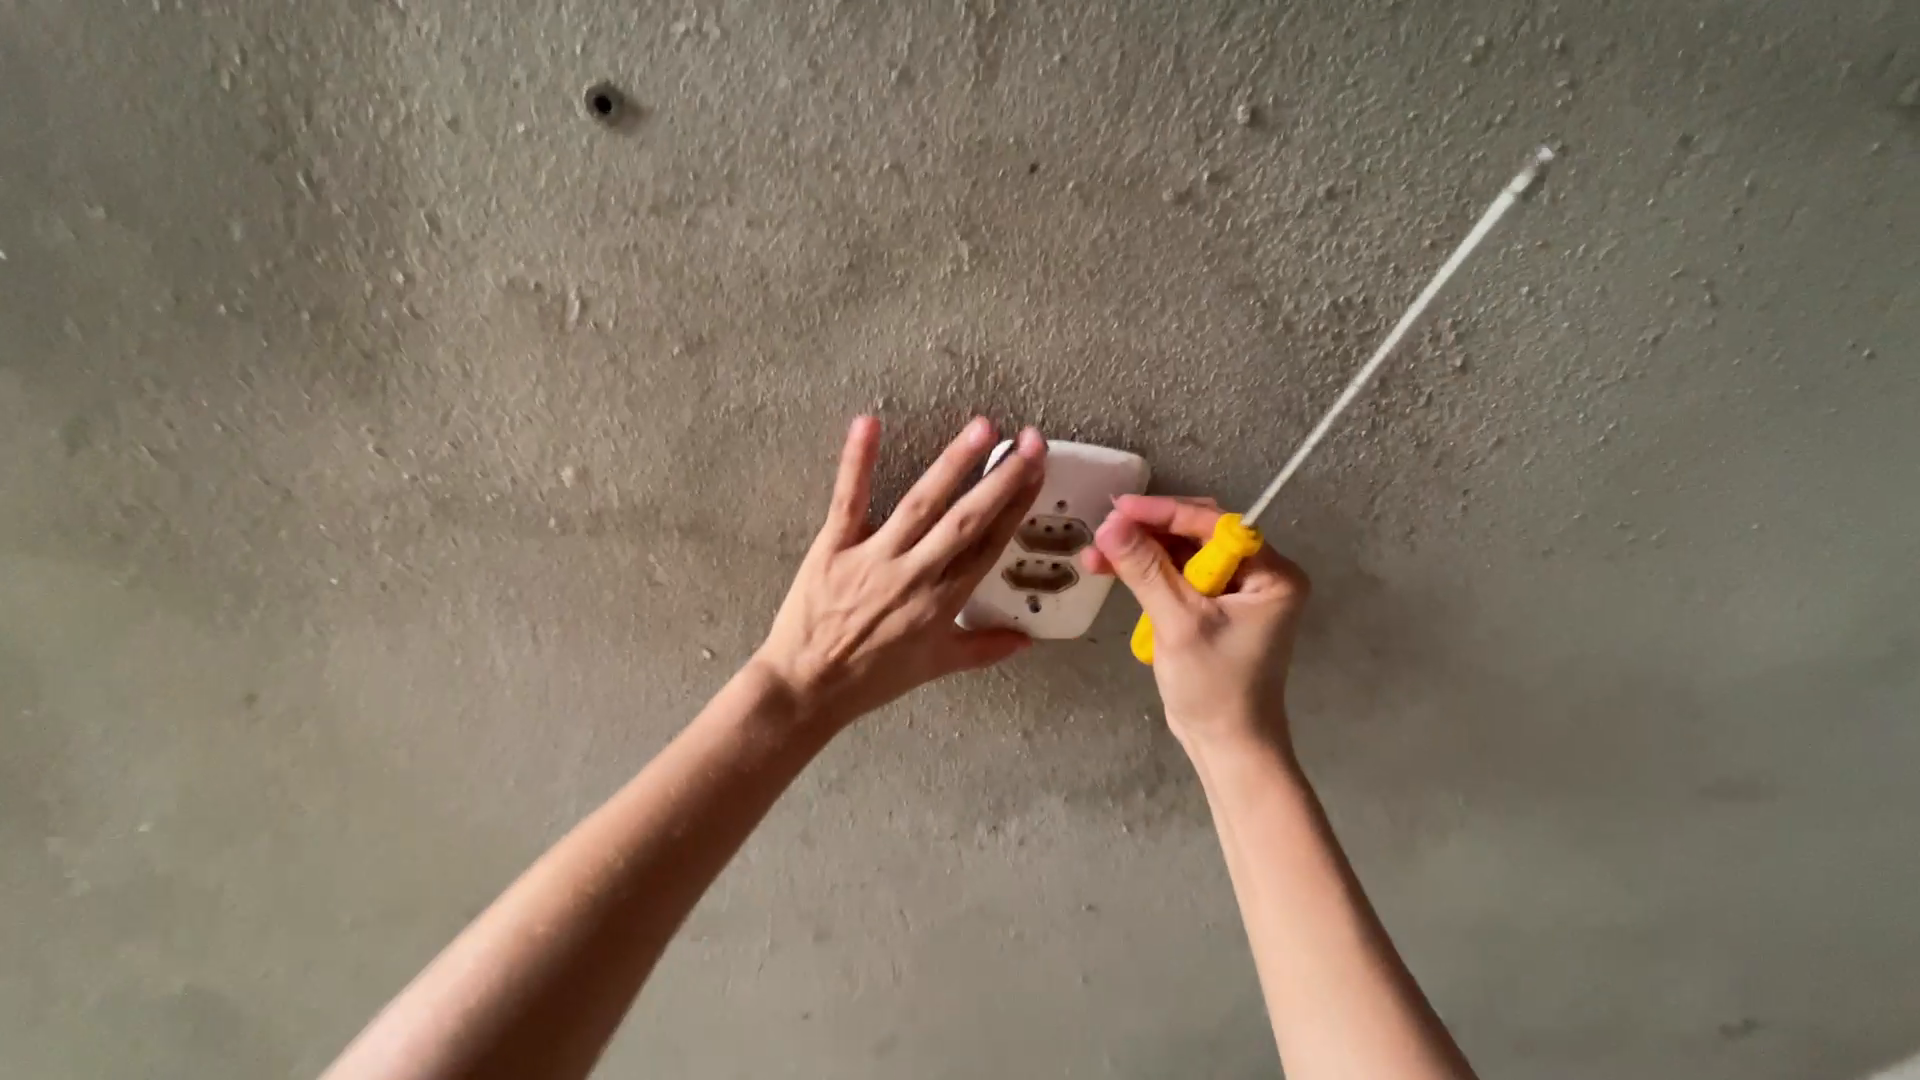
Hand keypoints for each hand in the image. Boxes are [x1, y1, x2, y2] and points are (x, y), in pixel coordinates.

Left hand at [754, 416, 1045, 728]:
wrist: (807, 687)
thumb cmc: (871, 678)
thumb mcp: (935, 667)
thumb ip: (983, 648)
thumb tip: (1026, 640)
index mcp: (943, 602)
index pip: (989, 545)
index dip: (1016, 506)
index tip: (1035, 472)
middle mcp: (915, 575)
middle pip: (966, 520)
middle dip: (1001, 479)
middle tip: (1029, 441)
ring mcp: (874, 558)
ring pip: (921, 504)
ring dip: (954, 465)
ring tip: (982, 429)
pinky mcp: (833, 547)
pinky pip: (849, 500)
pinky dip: (858, 462)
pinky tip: (869, 423)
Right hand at [1082, 495, 1309, 752]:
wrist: (1226, 744)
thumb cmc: (1215, 687)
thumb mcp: (1179, 623)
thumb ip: (1146, 570)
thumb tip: (1110, 524)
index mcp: (1271, 573)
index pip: (1214, 525)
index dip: (1164, 513)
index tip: (1119, 508)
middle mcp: (1258, 574)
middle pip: (1196, 534)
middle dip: (1147, 532)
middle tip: (1104, 529)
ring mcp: (1234, 592)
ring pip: (1180, 554)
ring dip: (1139, 552)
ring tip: (1096, 553)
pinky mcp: (1210, 607)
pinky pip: (1175, 577)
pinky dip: (1145, 574)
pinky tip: (1110, 569)